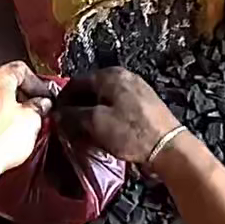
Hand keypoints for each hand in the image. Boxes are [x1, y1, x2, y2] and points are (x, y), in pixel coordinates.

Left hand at [0, 62, 57, 179]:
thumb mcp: (33, 120)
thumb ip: (40, 107)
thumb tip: (41, 105)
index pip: (21, 69)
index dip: (39, 82)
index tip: (47, 95)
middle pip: (7, 83)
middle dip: (25, 96)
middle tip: (40, 109)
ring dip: (12, 110)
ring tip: (27, 126)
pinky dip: (0, 122)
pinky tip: (10, 137)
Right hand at [58, 67, 181, 164]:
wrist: (169, 148)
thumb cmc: (130, 133)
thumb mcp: (95, 123)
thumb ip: (72, 114)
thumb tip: (57, 113)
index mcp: (110, 75)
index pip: (75, 82)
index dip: (62, 100)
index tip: (55, 118)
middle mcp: (123, 76)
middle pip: (90, 90)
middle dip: (77, 108)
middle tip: (68, 128)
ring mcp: (136, 89)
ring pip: (104, 100)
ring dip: (92, 115)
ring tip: (84, 134)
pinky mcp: (144, 104)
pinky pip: (117, 108)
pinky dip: (107, 118)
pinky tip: (104, 134)